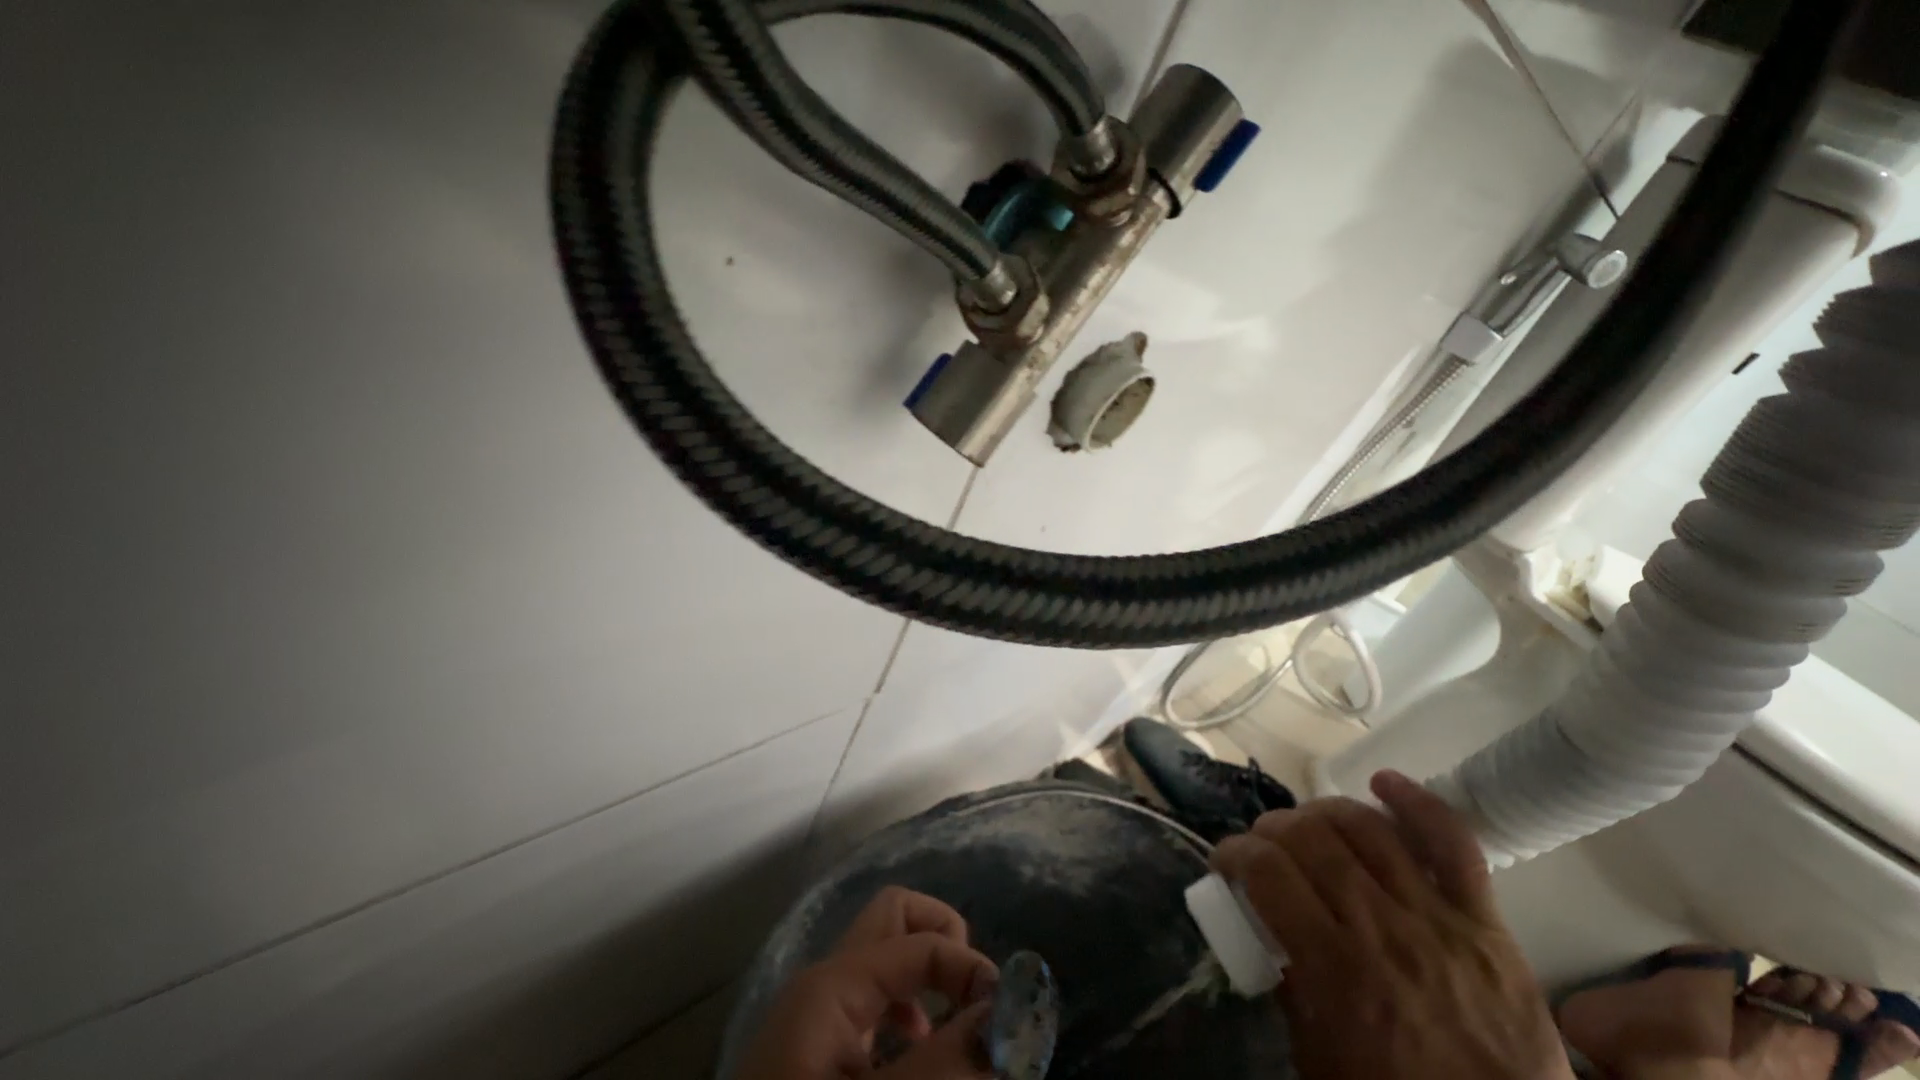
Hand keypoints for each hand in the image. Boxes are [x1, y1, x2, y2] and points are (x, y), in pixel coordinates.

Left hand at [735, 886, 999, 1079]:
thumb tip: (1011, 1013)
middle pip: (897, 920)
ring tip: (958, 1041)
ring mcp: (819, 1019)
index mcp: (832, 984)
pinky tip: (922, 1065)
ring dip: (931, 982)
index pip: (924, 939)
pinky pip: (876, 1007)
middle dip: (947, 947)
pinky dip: (911, 1017)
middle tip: (975, 1004)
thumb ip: (949, 1063)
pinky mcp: (820, 1055)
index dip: (972, 969)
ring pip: (887, 962)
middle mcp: (824, 985)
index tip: (1007, 1028)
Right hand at [1212, 770, 1573, 1079]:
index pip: (1266, 873)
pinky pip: (1454, 843)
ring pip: (1368, 828)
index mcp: (1334, 970)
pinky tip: (1383, 781)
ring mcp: (1437, 918)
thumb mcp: (1317, 1061)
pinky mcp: (1485, 920)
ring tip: (1308, 825)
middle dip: (1271, 829)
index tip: (1224, 861)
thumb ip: (1288, 991)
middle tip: (1263, 846)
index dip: (1233, 853)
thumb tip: (1267, 935)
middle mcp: (1381, 929)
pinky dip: (1417, 802)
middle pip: (1311, 840)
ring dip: (1323, 812)